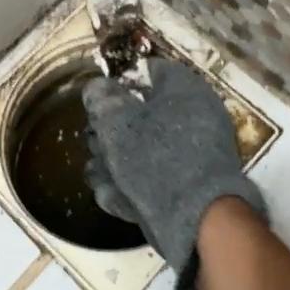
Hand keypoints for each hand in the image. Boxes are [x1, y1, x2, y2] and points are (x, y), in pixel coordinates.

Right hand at [81, 59, 267, 271]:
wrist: (195, 218)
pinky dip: (132, 187)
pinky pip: (154, 179)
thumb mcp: (117, 120)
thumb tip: (97, 89)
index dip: (123, 79)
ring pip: (145, 150)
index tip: (101, 95)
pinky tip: (112, 195)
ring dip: (115, 162)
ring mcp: (194, 156)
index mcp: (185, 91)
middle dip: (113, 129)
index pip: (154, 70)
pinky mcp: (188, 189)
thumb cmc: (156, 156)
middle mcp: (194, 118)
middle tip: (94, 139)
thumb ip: (102, 99)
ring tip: (97, 171)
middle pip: (145, 113)